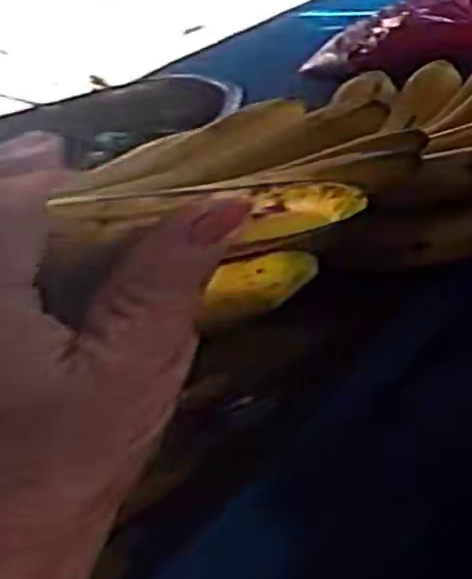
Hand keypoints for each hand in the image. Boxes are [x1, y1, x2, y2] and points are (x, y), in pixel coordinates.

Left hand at [0, 133, 244, 578]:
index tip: (76, 155)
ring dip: (12, 226)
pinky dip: (17, 259)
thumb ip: (169, 275)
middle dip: (13, 193)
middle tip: (57, 164)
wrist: (1, 543)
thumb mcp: (136, 360)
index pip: (5, 213)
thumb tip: (225, 203)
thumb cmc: (71, 449)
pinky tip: (39, 262)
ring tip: (46, 202)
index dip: (42, 176)